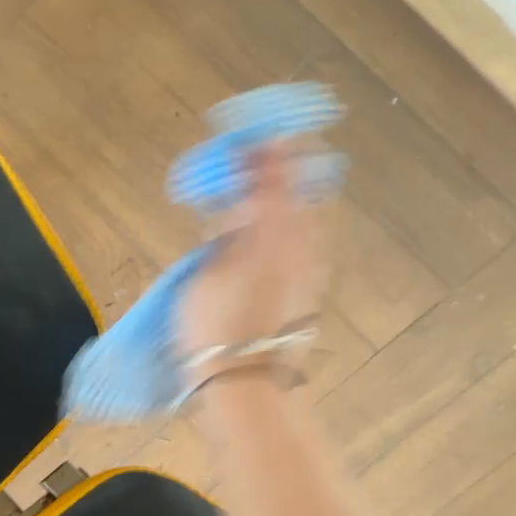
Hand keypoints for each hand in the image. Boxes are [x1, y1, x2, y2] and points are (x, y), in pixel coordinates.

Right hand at [178, 141, 332, 359]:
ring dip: (290, 195)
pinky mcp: (308, 288)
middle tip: (268, 153)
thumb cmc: (215, 328)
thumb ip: (224, 234)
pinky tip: (279, 227)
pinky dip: (294, 222)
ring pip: (308, 216)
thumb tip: (235, 200)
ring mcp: (310, 267)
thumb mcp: (206, 277)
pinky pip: (307, 239)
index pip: (274, 179)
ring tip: (273, 184)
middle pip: (301, 193)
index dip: (265, 154)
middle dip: (284, 170)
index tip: (254, 135)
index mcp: (274, 235)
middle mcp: (302, 244)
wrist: (246, 380)